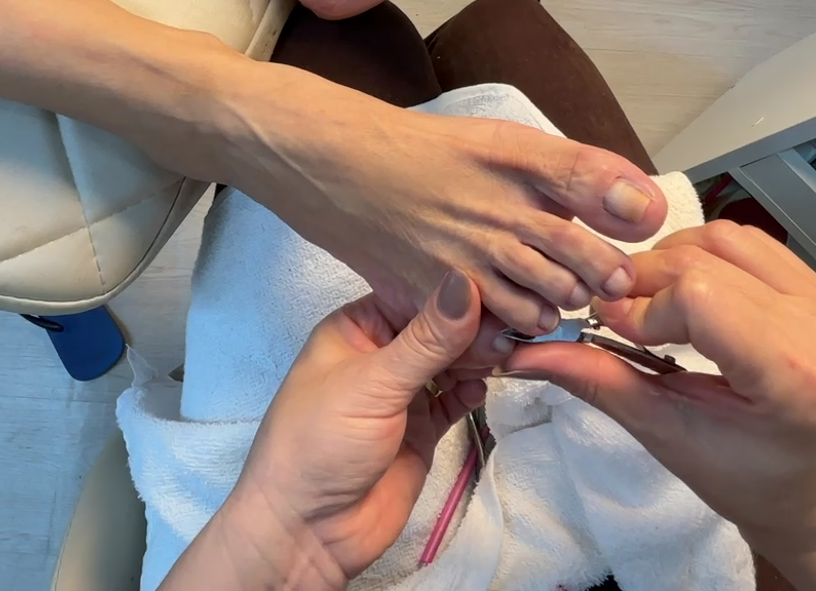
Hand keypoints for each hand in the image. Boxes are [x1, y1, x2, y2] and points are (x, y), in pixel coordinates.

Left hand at [173, 271, 485, 587]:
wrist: (307, 532)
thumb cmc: (322, 439)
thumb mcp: (374, 382)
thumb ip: (427, 339)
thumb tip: (465, 283)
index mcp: (356, 327)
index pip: (411, 296)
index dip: (451, 293)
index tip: (495, 290)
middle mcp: (380, 353)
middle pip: (435, 329)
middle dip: (469, 328)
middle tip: (507, 331)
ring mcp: (401, 393)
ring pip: (448, 363)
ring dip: (475, 359)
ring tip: (502, 357)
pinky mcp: (420, 430)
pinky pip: (452, 400)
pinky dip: (469, 392)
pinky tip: (481, 389)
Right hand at [229, 66, 663, 346]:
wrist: (335, 160)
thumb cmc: (418, 148)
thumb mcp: (501, 140)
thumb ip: (575, 170)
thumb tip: (642, 206)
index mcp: (524, 173)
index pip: (611, 221)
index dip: (625, 243)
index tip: (619, 250)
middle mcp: (501, 222)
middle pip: (582, 276)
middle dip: (594, 282)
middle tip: (586, 279)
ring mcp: (466, 263)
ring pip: (541, 311)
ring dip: (549, 309)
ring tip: (537, 294)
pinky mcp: (430, 293)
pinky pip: (488, 337)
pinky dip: (502, 336)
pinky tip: (494, 315)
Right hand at [503, 220, 815, 556]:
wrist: (806, 482)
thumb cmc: (741, 473)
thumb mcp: (662, 433)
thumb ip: (597, 380)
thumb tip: (521, 353)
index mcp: (793, 377)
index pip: (700, 298)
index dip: (644, 307)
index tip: (617, 331)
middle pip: (700, 262)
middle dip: (643, 282)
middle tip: (620, 316)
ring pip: (717, 238)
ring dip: (668, 259)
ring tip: (654, 301)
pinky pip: (741, 239)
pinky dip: (697, 250)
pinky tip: (685, 287)